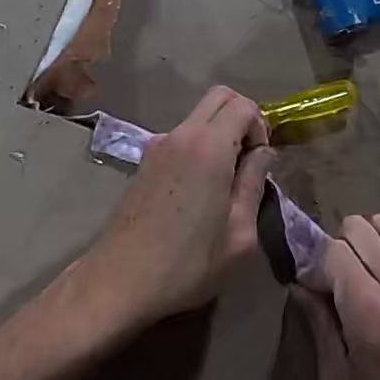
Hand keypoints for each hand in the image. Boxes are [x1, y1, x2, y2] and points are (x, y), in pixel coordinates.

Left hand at [73, 86, 273, 331]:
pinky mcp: (144, 161)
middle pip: (219, 96)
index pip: (243, 105)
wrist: (116, 283)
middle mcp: (182, 134)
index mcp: (208, 147)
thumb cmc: (186, 264)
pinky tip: (198, 190)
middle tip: (247, 158)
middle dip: (242, 117)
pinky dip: (199, 146)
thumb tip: (262, 154)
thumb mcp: (239, 234)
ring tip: (224, 181)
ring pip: (199, 115)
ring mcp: (158, 145)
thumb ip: (254, 183)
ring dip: (219, 132)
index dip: (261, 125)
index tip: (260, 161)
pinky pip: (182, 136)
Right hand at [293, 215, 379, 379]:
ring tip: (363, 276)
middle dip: (338, 249)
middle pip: (357, 227)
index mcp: (371, 313)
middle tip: (336, 281)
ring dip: (367, 242)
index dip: (316, 264)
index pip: (332, 250)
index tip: (312, 286)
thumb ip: (318, 330)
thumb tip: (299, 286)